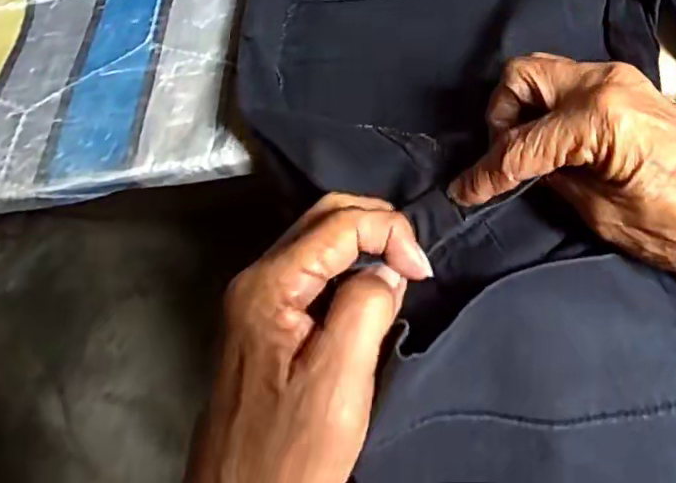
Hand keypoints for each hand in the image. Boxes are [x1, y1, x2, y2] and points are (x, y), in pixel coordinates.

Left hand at [187, 193, 433, 482]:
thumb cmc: (287, 459)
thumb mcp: (337, 381)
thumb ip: (367, 306)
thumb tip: (387, 269)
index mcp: (268, 287)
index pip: (340, 222)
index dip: (390, 231)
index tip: (420, 270)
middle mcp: (255, 281)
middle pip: (326, 216)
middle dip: (377, 223)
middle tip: (412, 258)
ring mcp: (257, 300)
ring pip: (320, 236)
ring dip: (365, 240)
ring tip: (399, 269)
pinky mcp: (266, 321)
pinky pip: (314, 267)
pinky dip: (350, 263)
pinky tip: (371, 288)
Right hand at [450, 53, 675, 304]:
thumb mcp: (606, 215)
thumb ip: (554, 180)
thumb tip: (521, 168)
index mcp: (601, 117)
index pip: (522, 142)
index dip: (488, 171)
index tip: (464, 191)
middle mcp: (606, 82)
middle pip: (523, 75)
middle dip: (501, 115)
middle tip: (502, 158)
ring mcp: (621, 78)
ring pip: (546, 73)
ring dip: (525, 108)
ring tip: (527, 154)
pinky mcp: (631, 87)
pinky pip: (571, 85)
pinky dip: (552, 108)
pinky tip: (557, 143)